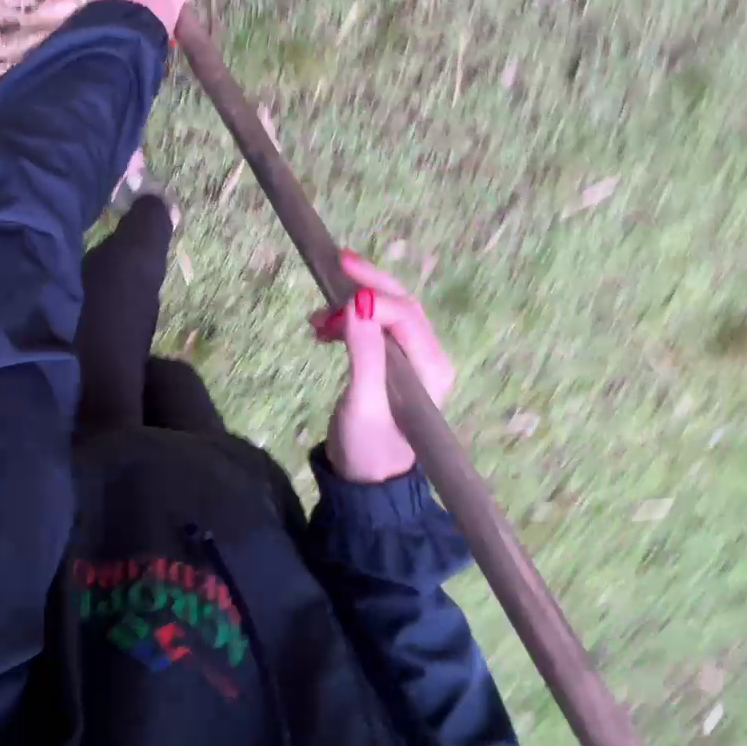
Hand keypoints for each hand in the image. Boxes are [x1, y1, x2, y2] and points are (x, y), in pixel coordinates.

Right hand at [308, 250, 456, 483]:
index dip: (372, 296)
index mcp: (431, 368)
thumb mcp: (361, 404)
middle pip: (401, 304)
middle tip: (336, 260)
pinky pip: (376, 327)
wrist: (367, 484)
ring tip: (316, 319)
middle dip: (368, 283)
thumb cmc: (367, 449)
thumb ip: (364, 354)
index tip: (336, 296)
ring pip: (387, 312)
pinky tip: (324, 328)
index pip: (405, 314)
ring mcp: (413, 361)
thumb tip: (358, 304)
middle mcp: (428, 358)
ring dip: (353, 304)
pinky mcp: (394, 365)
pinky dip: (351, 319)